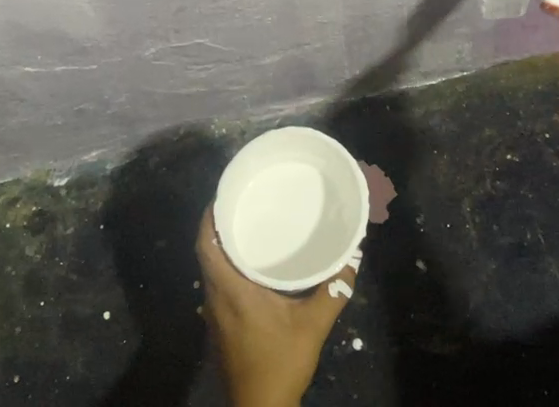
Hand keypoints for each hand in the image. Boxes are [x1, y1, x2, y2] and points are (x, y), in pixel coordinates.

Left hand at [196, 208, 358, 406]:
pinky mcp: (220, 328)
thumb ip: (333, 289)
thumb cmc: (281, 362)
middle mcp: (216, 298)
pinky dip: (227, 269)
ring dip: (222, 249)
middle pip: (206, 254)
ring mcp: (215, 315)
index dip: (208, 218)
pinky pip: (217, 286)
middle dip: (218, 227)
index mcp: (231, 290)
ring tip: (247, 228)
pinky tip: (250, 267)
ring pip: (211, 271)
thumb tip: (352, 256)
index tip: (223, 195)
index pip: (206, 245)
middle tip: (241, 204)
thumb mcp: (313, 324)